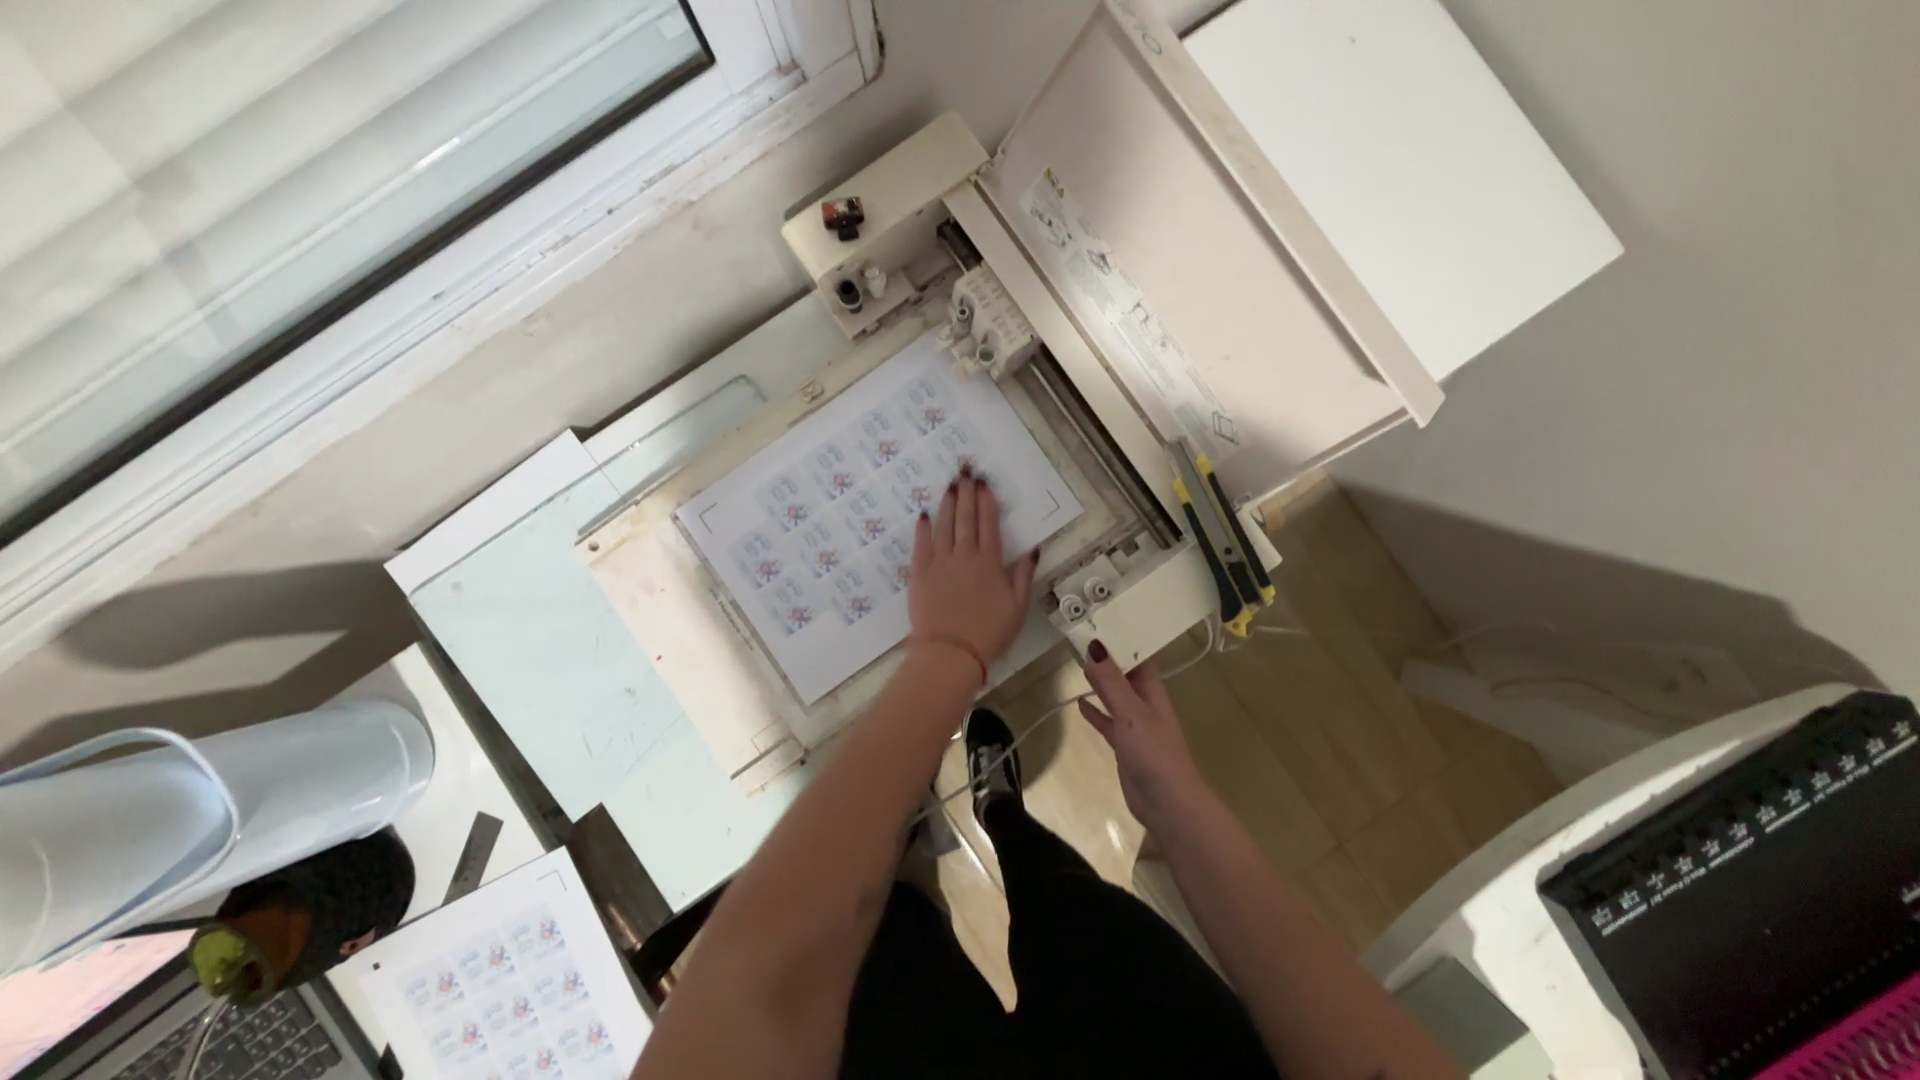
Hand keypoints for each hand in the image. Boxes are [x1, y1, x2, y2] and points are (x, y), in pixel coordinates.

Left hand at [908, 466, 1038, 681]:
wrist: (951, 652)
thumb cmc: (989, 633)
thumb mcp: (1018, 607)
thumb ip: (1023, 575)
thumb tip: (1033, 548)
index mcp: (990, 562)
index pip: (989, 523)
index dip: (986, 501)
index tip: (984, 483)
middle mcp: (965, 555)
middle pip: (966, 518)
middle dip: (967, 493)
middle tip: (965, 470)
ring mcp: (939, 562)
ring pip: (944, 525)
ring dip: (947, 503)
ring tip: (949, 484)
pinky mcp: (919, 573)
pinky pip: (921, 544)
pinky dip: (923, 528)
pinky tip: (925, 514)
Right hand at [1079, 649, 1206, 826]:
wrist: (1166, 802)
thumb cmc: (1154, 753)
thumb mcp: (1131, 713)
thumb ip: (1111, 682)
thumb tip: (1094, 646)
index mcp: (1153, 693)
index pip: (1138, 658)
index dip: (1121, 641)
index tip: (1099, 622)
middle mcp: (1146, 705)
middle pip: (1125, 676)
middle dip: (1108, 659)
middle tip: (1081, 638)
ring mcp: (1135, 727)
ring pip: (1115, 698)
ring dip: (1100, 683)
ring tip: (1079, 664)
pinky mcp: (1124, 747)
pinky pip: (1107, 722)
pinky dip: (1095, 712)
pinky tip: (1080, 703)